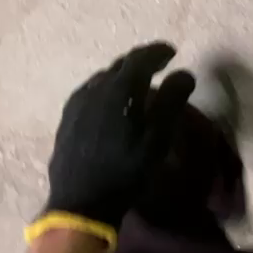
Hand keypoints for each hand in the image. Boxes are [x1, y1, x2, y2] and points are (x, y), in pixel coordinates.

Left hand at [40, 42, 194, 232]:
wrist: (80, 200)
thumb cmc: (126, 169)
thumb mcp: (158, 138)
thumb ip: (172, 101)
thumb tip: (185, 73)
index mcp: (121, 88)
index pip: (141, 57)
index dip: (159, 51)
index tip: (172, 52)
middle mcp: (97, 87)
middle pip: (122, 64)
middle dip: (142, 60)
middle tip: (159, 64)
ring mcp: (79, 101)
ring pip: (105, 77)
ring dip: (124, 74)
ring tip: (138, 83)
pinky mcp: (68, 116)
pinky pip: (92, 91)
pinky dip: (108, 88)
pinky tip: (111, 101)